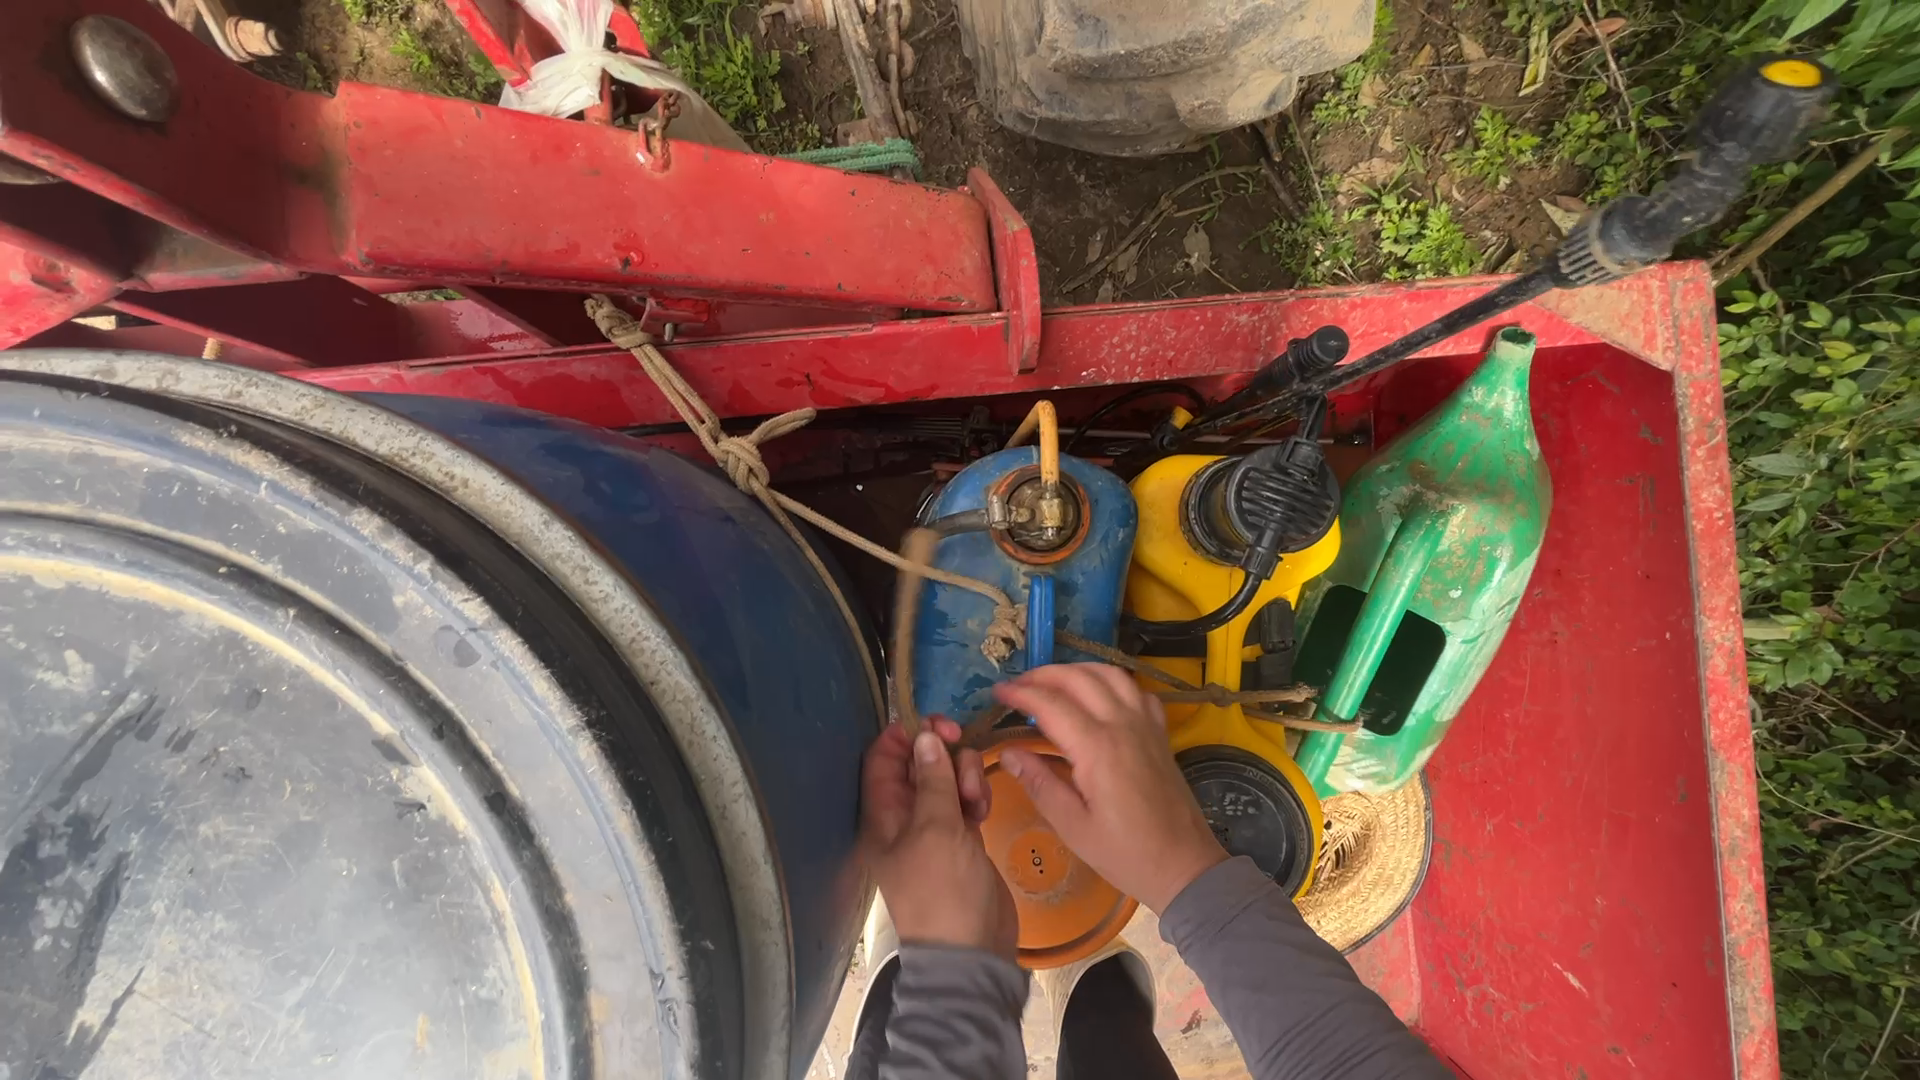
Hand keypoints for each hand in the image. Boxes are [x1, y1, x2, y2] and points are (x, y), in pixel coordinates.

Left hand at [860, 717, 1016, 958]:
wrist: (973, 952)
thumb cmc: (944, 890)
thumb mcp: (936, 829)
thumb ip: (932, 779)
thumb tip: (925, 735)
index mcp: (882, 815)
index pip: (881, 759)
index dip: (904, 735)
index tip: (934, 723)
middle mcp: (903, 816)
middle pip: (918, 762)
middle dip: (940, 751)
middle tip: (960, 741)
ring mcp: (934, 826)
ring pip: (946, 777)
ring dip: (963, 774)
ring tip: (975, 797)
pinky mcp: (962, 836)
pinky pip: (964, 798)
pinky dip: (974, 795)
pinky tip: (984, 809)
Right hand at [993, 664, 1227, 913]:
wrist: (1185, 866)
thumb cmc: (1125, 853)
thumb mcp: (1073, 827)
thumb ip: (1039, 784)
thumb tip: (1009, 753)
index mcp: (1097, 748)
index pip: (1050, 704)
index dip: (1020, 693)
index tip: (997, 693)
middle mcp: (1122, 724)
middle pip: (1078, 678)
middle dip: (1043, 675)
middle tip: (1018, 686)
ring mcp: (1146, 724)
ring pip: (1110, 674)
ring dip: (1077, 670)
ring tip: (1052, 682)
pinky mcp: (1160, 732)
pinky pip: (1136, 690)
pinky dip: (1112, 683)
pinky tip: (1098, 696)